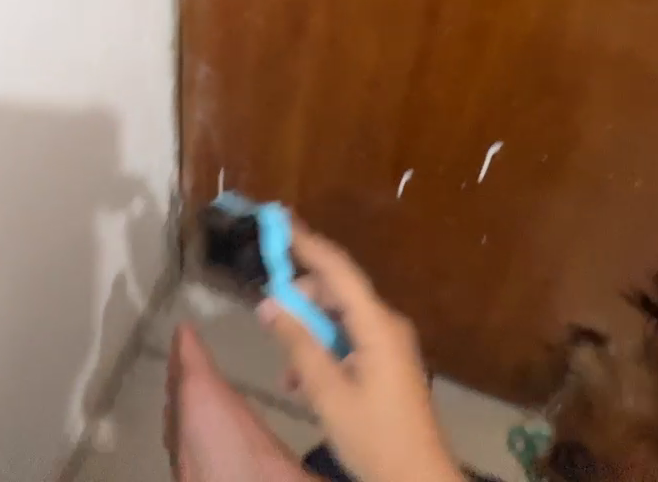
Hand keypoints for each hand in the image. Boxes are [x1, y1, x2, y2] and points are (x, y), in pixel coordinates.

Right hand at [258, 225, 465, 481]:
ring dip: (309, 333)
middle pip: (336, 292)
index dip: (307, 242)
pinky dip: (324, 351)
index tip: (279, 221)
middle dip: (301, 298)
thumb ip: (298, 344)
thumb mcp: (328, 392)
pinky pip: (349, 340)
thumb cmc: (375, 437)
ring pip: (339, 318)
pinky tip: (302, 381)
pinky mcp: (387, 363)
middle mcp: (386, 324)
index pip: (337, 268)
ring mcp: (389, 344)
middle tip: (270, 314)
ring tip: (286, 368)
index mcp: (376, 324)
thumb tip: (269, 304)